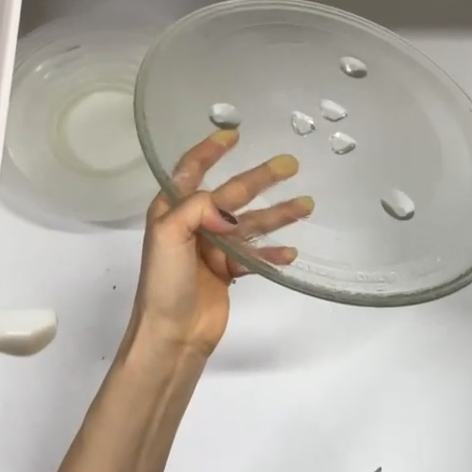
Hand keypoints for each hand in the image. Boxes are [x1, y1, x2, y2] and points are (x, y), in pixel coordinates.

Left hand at [128, 130, 309, 356]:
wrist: (171, 337)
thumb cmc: (165, 282)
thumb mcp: (170, 235)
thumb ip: (198, 209)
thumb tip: (231, 210)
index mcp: (173, 209)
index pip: (192, 169)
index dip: (210, 150)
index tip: (234, 134)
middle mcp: (194, 223)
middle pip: (232, 193)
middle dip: (260, 179)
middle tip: (290, 164)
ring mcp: (213, 247)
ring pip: (250, 223)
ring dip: (277, 215)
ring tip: (306, 205)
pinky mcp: (228, 271)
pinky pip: (256, 255)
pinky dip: (273, 252)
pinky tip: (291, 252)